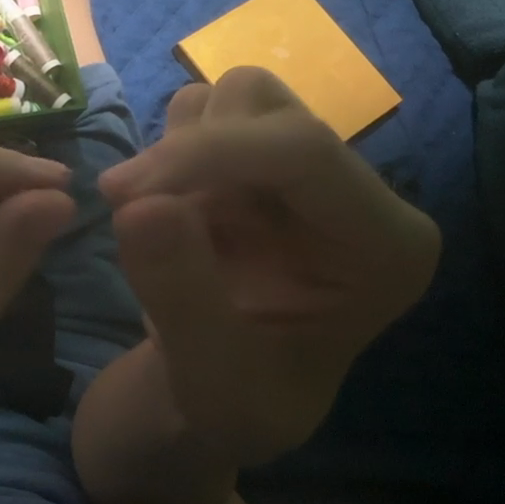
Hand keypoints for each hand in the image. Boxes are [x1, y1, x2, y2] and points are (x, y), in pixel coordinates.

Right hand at [97, 67, 437, 464]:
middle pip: (261, 105)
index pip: (301, 149)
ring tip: (157, 223)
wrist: (206, 402)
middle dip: (186, 152)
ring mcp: (303, 174)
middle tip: (129, 211)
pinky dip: (167, 150)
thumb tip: (138, 205)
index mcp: (381, 246)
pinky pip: (201, 113)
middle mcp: (353, 195)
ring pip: (231, 97)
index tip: (123, 196)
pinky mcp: (255, 164)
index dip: (204, 154)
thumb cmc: (225, 407)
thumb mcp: (207, 380)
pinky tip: (165, 211)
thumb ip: (180, 296)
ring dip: (175, 150)